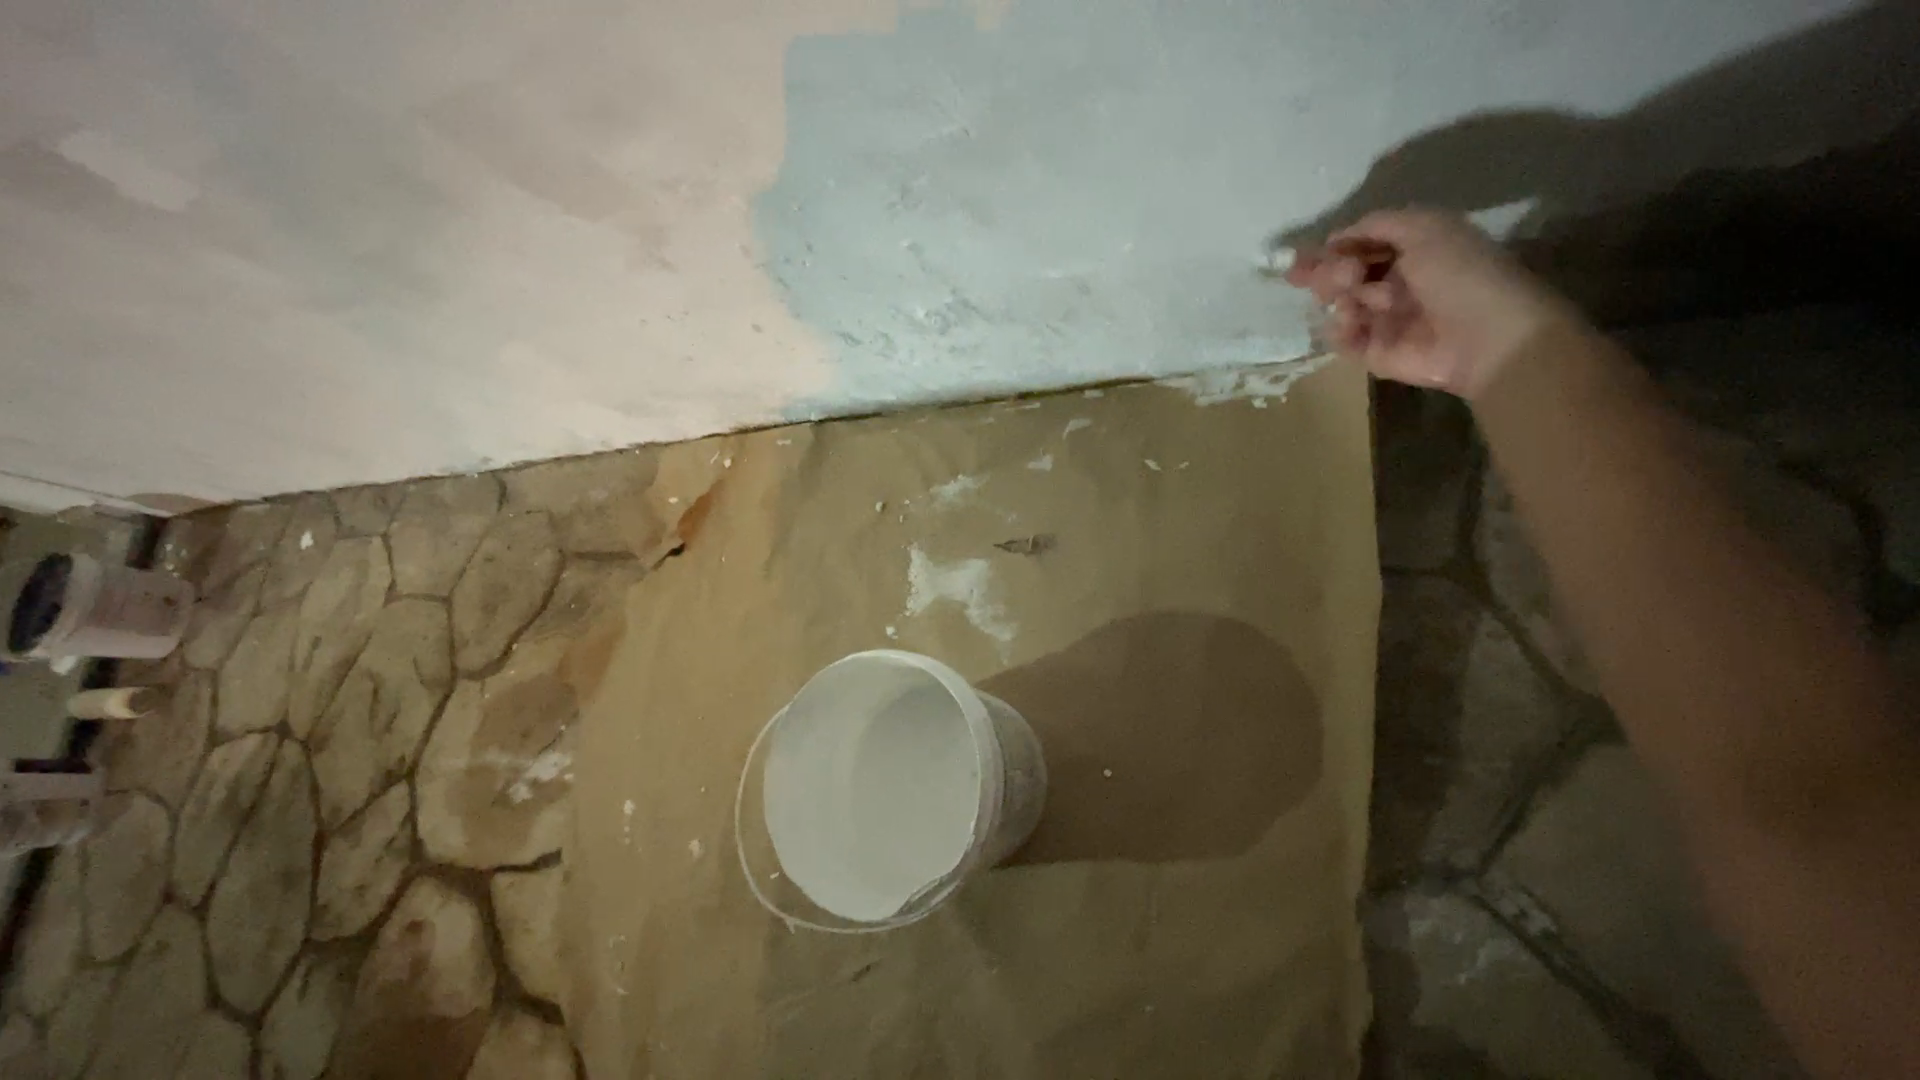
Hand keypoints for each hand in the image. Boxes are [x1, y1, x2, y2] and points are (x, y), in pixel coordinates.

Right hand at [1284, 209, 1580, 398]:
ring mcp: (1383, 319)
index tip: (1303, 255)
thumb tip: (1336, 237)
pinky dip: (1340, 329)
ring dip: (1338, 295)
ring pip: (1338, 303)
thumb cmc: (1460, 274)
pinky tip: (1352, 322)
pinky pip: (1341, 338)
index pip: (1358, 245)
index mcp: (1410, 250)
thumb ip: (1377, 224)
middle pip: (1341, 274)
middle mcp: (1394, 282)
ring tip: (1355, 298)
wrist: (1485, 337)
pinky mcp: (1375, 352)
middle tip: (1343, 276)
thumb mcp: (1424, 228)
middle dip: (1329, 271)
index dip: (1330, 248)